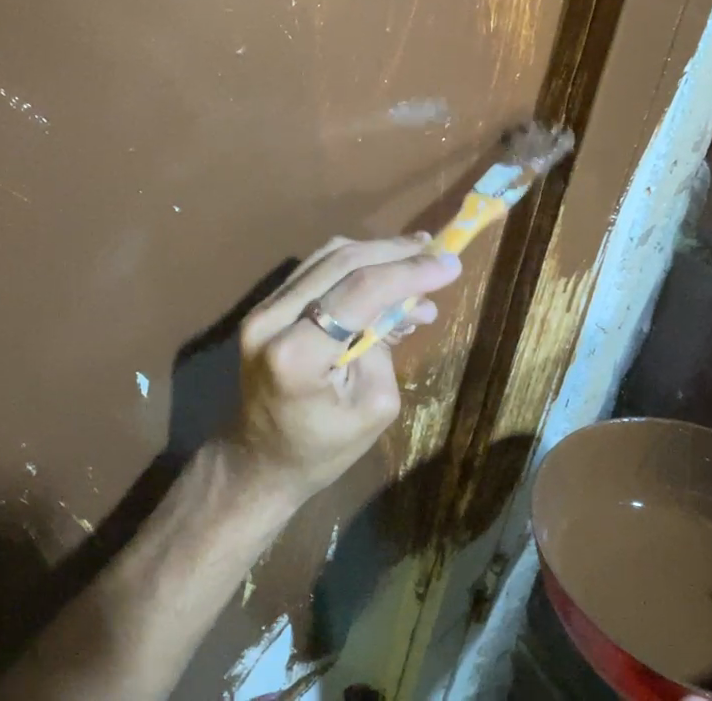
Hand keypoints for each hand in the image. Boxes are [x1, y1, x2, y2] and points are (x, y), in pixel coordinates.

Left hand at [226, 235, 461, 504]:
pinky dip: (355, 266)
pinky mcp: (265, 307)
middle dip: (395, 253)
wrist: (260, 461)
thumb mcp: (373, 407)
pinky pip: (315, 271)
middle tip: (438, 251)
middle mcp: (271, 320)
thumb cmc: (322, 448)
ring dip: (376, 253)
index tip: (451, 264)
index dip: (408, 273)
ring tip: (418, 255)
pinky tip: (387, 272)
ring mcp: (262, 309)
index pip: (359, 292)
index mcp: (296, 354)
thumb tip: (409, 301)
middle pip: (341, 262)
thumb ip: (386, 346)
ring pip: (326, 258)